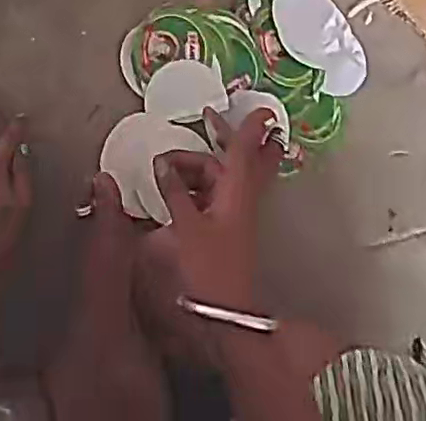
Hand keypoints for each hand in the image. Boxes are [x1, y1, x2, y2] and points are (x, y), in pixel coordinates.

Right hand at [151, 107, 282, 308]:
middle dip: (225, 137)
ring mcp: (234, 214)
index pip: (244, 152)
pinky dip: (193, 185)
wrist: (225, 316)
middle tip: (211, 118)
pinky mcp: (225, 228)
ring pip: (218, 177)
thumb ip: (173, 191)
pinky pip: (211, 193)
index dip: (251, 128)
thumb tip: (162, 164)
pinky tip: (172, 187)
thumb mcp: (186, 227)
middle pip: (237, 160)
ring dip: (195, 166)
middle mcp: (240, 199)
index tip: (262, 109)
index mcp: (235, 194)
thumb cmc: (209, 269)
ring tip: (166, 167)